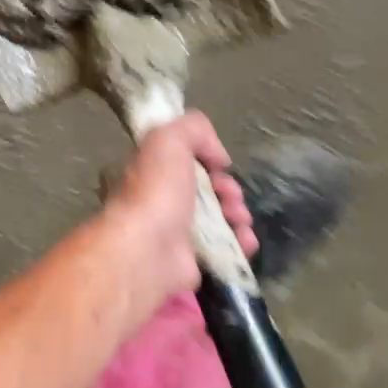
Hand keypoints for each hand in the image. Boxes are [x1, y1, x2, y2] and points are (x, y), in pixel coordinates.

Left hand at [100, 112, 257, 324]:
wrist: (149, 248)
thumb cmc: (155, 189)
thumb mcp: (167, 139)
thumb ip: (192, 129)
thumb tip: (216, 154)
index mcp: (144, 169)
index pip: (181, 159)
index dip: (206, 159)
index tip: (218, 165)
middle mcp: (156, 198)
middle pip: (205, 188)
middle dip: (228, 189)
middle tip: (229, 195)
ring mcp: (173, 230)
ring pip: (219, 217)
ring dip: (238, 214)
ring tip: (238, 219)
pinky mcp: (192, 258)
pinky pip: (226, 246)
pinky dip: (240, 241)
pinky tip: (243, 239)